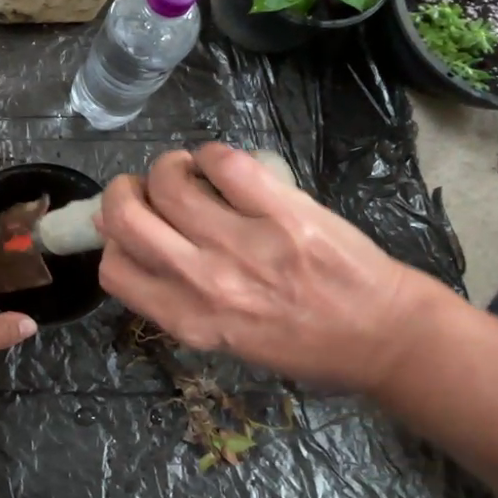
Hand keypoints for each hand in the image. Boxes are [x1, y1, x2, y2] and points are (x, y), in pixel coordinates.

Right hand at [96, 144, 451, 393]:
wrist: (383, 336)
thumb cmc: (300, 343)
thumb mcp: (221, 335)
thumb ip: (170, 290)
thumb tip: (117, 230)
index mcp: (189, 319)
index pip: (113, 268)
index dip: (114, 240)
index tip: (135, 228)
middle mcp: (206, 282)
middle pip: (126, 216)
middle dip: (123, 191)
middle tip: (146, 189)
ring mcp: (244, 244)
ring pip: (168, 181)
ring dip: (169, 167)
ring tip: (188, 172)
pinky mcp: (282, 211)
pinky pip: (223, 162)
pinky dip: (211, 154)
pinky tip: (221, 166)